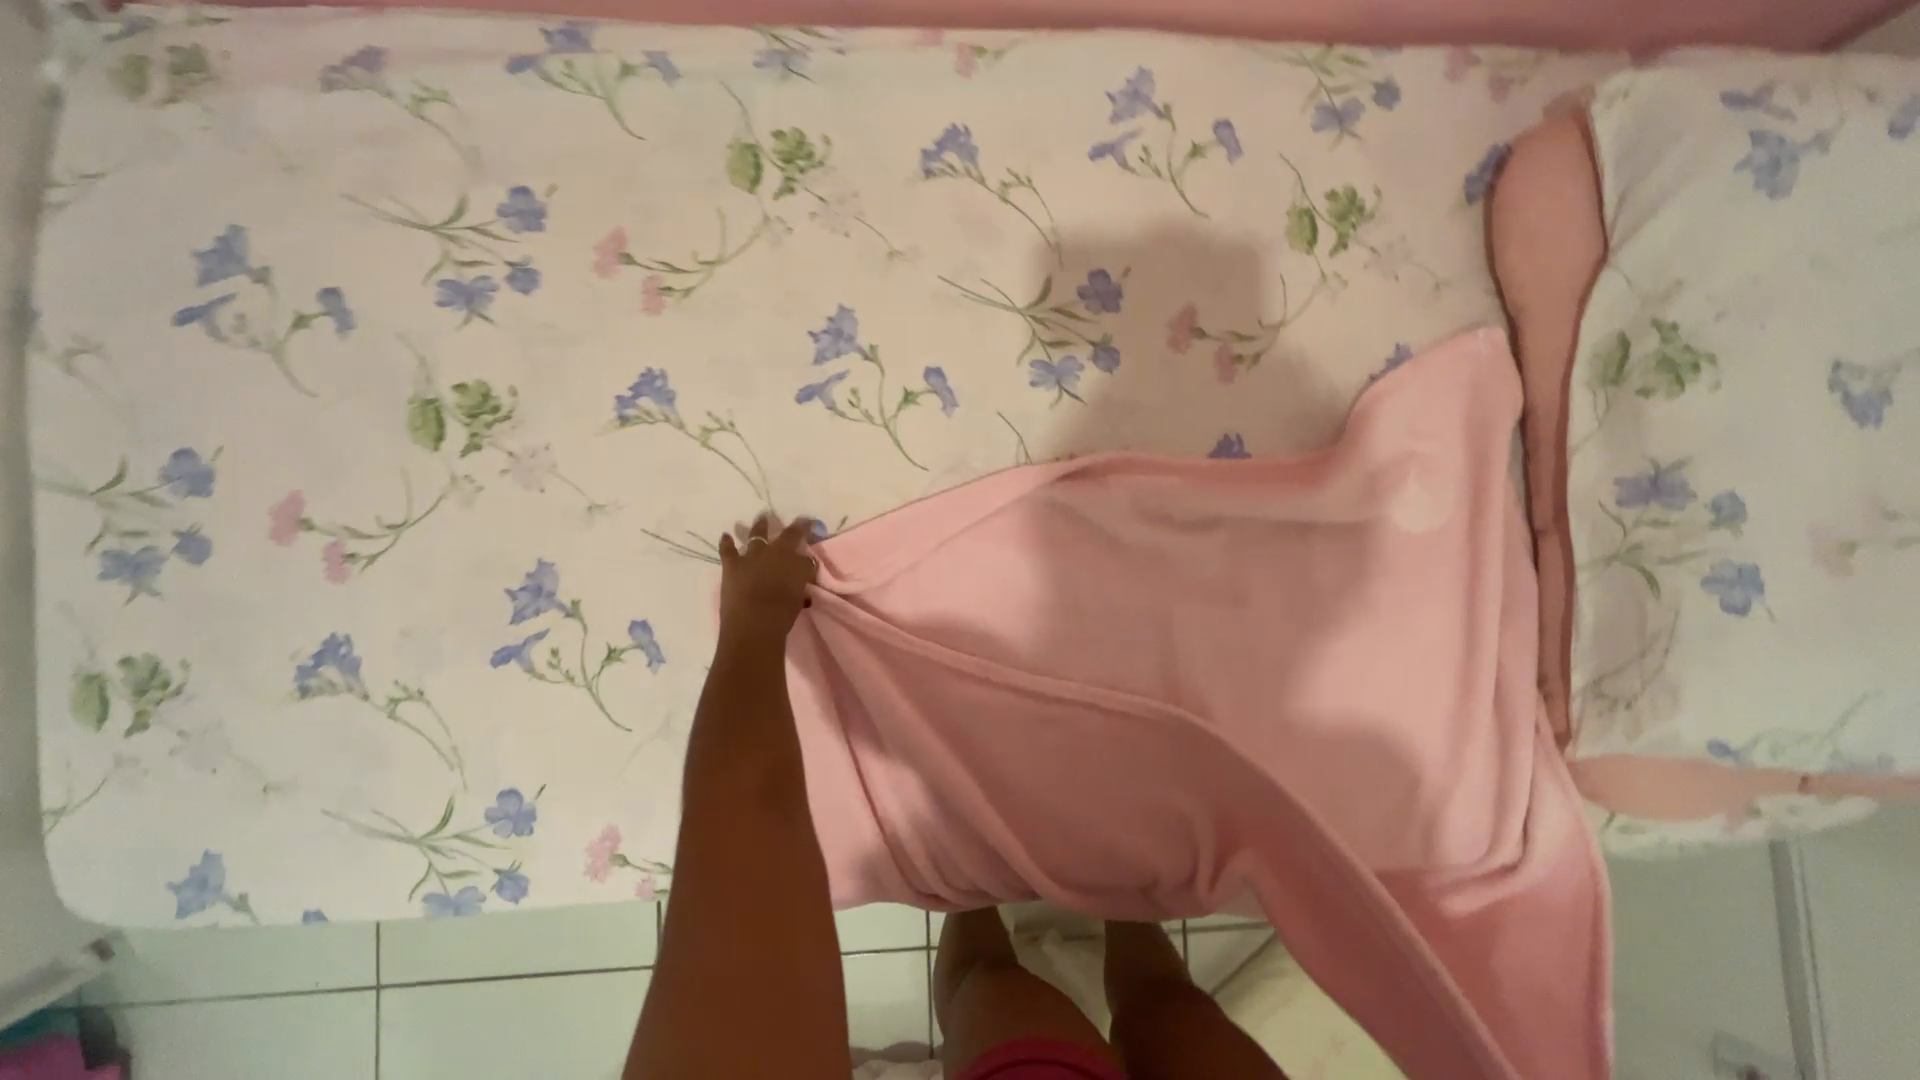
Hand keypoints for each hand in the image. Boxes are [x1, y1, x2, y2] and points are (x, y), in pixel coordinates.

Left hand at [717, 514, 817, 641]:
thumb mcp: (797, 602)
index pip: (807, 558)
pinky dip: (726, 543)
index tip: (812, 558)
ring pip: (757, 534)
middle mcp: (777, 553)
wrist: (752, 625)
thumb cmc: (780, 617)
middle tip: (801, 522)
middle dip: (798, 527)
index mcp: (796, 564)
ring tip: (762, 517)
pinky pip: (728, 549)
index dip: (810, 560)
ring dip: (761, 525)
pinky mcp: (732, 564)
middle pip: (790, 535)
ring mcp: (752, 556)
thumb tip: (799, 586)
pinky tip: (725, 536)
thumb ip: (798, 589)